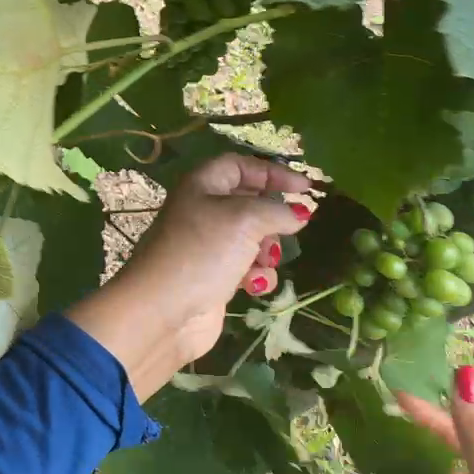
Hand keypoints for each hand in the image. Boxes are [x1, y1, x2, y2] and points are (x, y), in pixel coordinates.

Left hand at [65, 153, 310, 399]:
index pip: (240, 165)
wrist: (166, 307)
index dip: (273, 172)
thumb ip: (276, 210)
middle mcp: (203, 208)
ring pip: (253, 237)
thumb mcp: (244, 218)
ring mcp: (208, 243)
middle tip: (286, 231)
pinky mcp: (215, 274)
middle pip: (249, 202)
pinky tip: (253, 285)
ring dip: (267, 250)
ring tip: (263, 261)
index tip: (307, 188)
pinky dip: (257, 274)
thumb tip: (298, 212)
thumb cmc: (203, 250)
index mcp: (202, 183)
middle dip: (272, 218)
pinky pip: (248, 267)